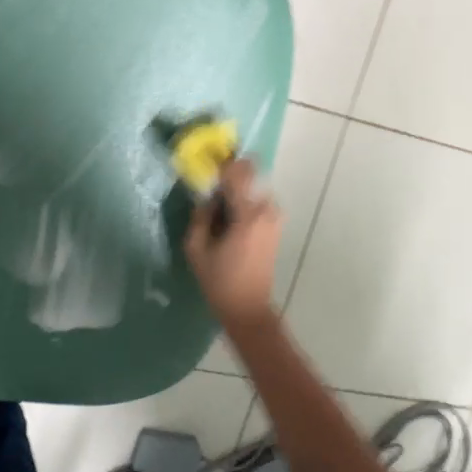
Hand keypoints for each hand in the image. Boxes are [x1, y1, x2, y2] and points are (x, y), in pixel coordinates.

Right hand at [184, 158, 282, 324]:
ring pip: (253, 188)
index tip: (208, 162)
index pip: (239, 172)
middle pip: (249, 175)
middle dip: (230, 177)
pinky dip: (243, 202)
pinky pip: (257, 202)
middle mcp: (266, 210)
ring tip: (218, 210)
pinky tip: (228, 221)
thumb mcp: (196, 248)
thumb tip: (207, 196)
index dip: (224, 162)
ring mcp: (274, 218)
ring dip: (236, 192)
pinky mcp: (275, 226)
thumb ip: (200, 215)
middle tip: (211, 188)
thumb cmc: (220, 281)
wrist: (248, 310)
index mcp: (248, 214)